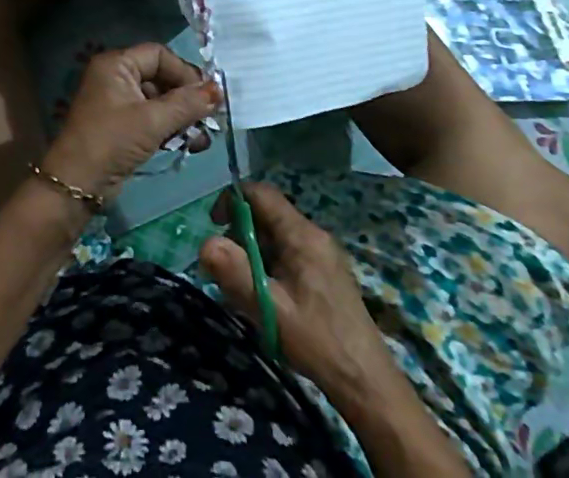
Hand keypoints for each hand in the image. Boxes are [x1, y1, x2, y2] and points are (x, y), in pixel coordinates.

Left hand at [40, 44, 218, 201]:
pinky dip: (171, 128)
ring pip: (160, 100)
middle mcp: (116, 78)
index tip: (204, 95)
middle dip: (187, 98)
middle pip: (161, 77)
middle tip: (208, 116)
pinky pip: (153, 118)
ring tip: (202, 136)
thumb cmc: (112, 142)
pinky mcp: (123, 126)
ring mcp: (118, 103)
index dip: (184, 71)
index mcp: (116, 65)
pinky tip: (190, 143)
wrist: (76, 186)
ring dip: (183, 116)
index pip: (159, 55)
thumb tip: (219, 91)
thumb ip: (187, 103)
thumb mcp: (153, 120)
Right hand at [200, 183, 399, 395]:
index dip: (233, 199)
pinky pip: (289, 253)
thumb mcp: (268, 307)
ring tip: (241, 287)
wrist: (362, 375)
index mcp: (302, 235)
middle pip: (269, 215)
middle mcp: (315, 235)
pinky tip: (264, 297)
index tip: (215, 224)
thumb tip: (206, 243)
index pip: (263, 193)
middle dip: (240, 232)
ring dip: (253, 252)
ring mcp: (323, 253)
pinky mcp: (325, 271)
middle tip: (225, 266)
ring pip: (277, 236)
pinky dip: (269, 264)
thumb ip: (235, 272)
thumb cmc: (315, 339)